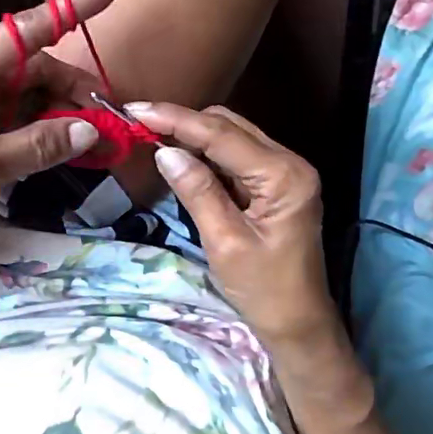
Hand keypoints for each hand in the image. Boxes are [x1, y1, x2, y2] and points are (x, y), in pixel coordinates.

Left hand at [0, 0, 120, 266]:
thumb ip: (38, 144)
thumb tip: (90, 128)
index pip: (21, 31)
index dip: (69, 9)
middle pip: (28, 67)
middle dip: (71, 87)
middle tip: (110, 116)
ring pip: (24, 95)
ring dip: (60, 111)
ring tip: (97, 136)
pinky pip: (12, 120)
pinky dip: (40, 130)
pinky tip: (68, 144)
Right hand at [127, 103, 339, 344]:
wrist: (298, 323)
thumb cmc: (264, 289)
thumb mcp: (224, 242)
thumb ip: (197, 191)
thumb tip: (164, 151)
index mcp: (283, 176)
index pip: (220, 134)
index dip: (175, 119)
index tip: (135, 110)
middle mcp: (288, 163)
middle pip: (227, 124)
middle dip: (181, 120)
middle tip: (137, 122)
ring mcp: (283, 171)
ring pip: (230, 134)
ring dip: (191, 132)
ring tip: (150, 133)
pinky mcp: (273, 183)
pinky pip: (233, 154)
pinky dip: (203, 150)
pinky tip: (178, 154)